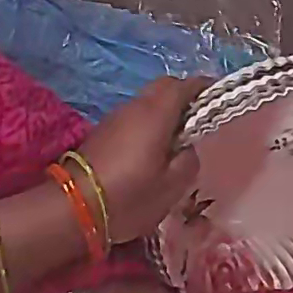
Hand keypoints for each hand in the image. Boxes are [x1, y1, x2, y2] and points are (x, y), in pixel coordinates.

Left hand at [76, 77, 209, 243]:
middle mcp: (134, 107)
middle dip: (183, 95)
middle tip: (199, 116)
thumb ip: (188, 162)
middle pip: (163, 87)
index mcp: (156, 113)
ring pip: (146, 101)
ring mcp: (115, 117)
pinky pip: (133, 116)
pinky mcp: (103, 131)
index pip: (184, 85)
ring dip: (164, 110)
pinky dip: (148, 122)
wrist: (74, 207)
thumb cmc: (130, 196)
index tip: (217, 96)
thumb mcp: (171, 187)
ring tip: (178, 136)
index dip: (203, 87)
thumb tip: (187, 148)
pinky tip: (153, 147)